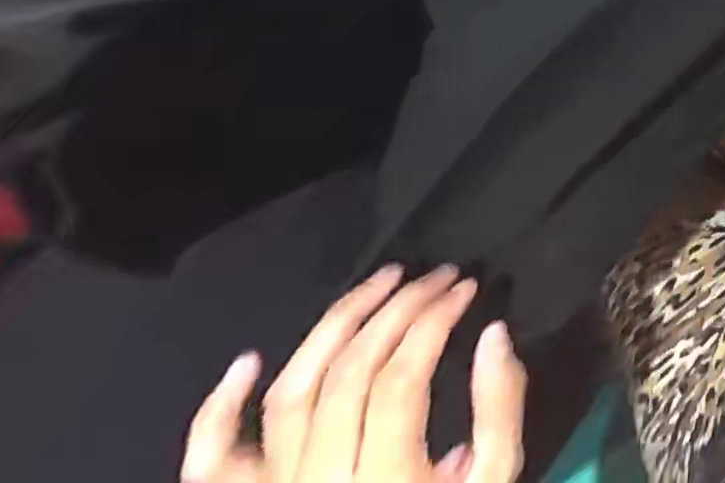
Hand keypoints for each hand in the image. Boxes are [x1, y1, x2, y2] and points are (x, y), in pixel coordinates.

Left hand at [182, 266, 526, 482]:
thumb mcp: (495, 476)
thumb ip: (500, 406)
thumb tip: (494, 332)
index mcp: (384, 479)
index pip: (400, 377)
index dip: (434, 320)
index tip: (467, 286)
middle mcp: (316, 482)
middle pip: (348, 373)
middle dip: (399, 309)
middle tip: (439, 274)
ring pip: (289, 393)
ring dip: (335, 325)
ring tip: (381, 282)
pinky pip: (212, 461)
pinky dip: (218, 410)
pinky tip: (250, 359)